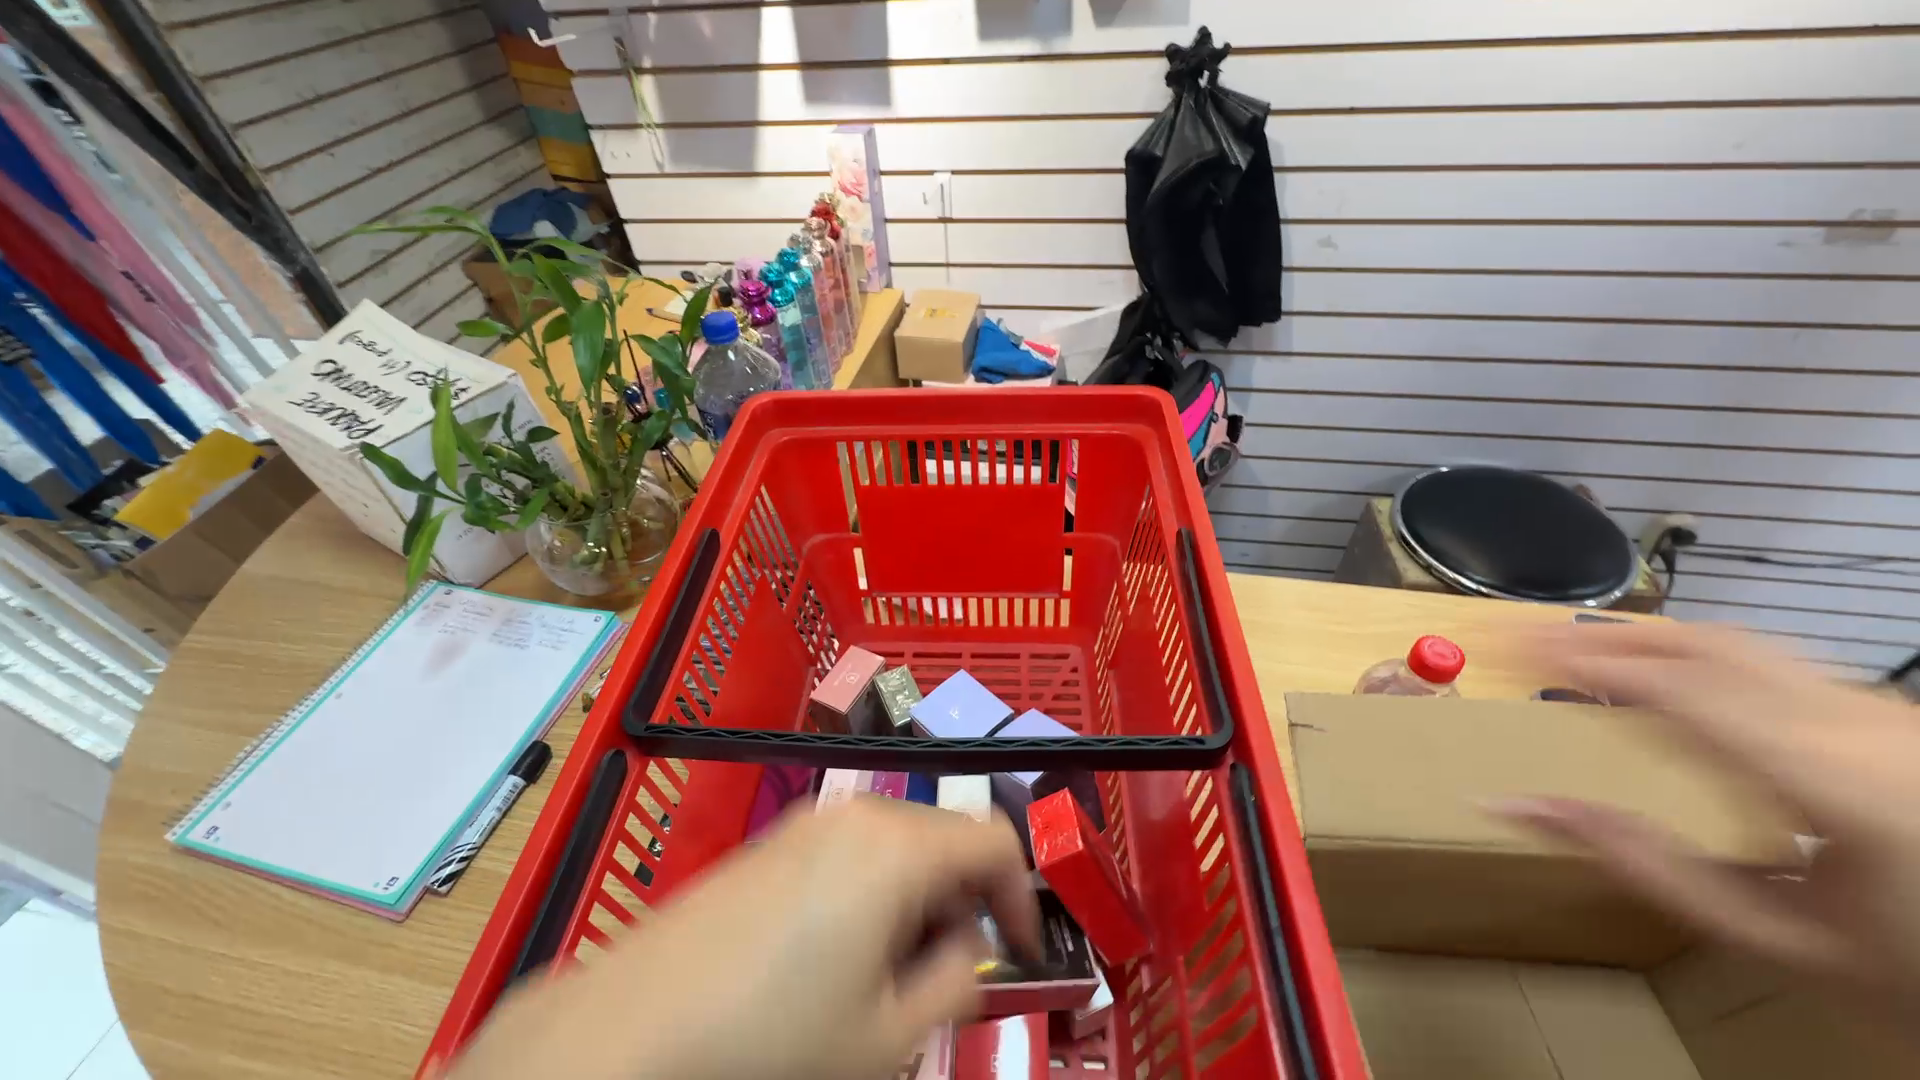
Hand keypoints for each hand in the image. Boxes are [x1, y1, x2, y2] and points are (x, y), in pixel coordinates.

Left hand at [449, 796, 1039, 1079]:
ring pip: (898, 842)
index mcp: (899, 848)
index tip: (1021, 951)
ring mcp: (808, 822)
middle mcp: (858, 815)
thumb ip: (958, 981)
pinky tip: (837, 951)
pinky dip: (873, 888)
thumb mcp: (889, 1035)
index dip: (1023, 895)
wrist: (627, 1029)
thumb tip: (969, 946)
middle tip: (954, 971)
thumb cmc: (772, 1040)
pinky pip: (851, 849)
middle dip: (967, 898)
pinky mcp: (772, 841)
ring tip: (892, 970)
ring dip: (919, 896)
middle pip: (947, 835)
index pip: (997, 840)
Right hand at [1501, 621, 1919, 1015]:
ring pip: (1742, 645)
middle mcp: (1864, 728)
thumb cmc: (1905, 975)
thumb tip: (1510, 805)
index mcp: (1832, 782)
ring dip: (1646, 639)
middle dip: (1606, 637)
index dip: (1587, 661)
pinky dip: (1694, 656)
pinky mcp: (1892, 721)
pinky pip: (1774, 665)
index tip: (1512, 650)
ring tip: (1574, 648)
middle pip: (1708, 647)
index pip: (1680, 690)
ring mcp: (1886, 717)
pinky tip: (1656, 674)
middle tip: (1526, 638)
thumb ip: (1636, 861)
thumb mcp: (1765, 934)